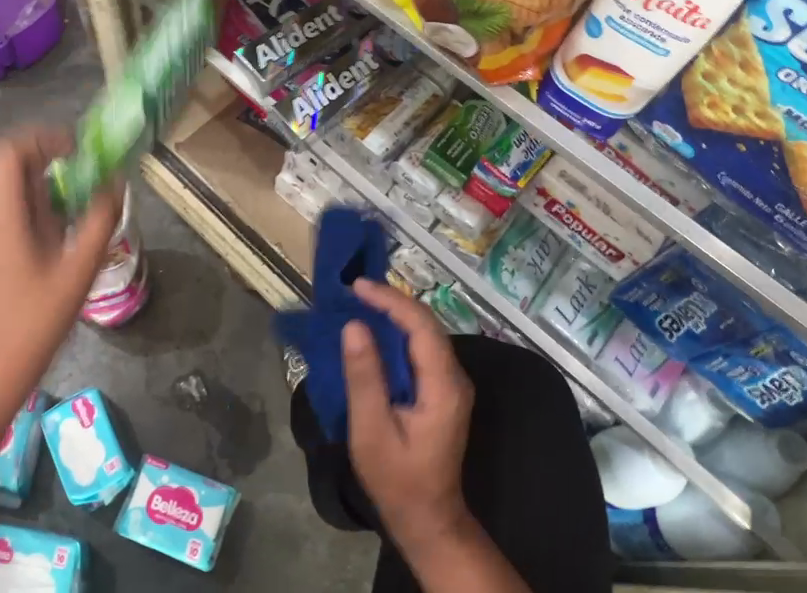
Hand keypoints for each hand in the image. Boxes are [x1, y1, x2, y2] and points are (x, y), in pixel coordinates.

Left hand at [0, 126, 122, 395]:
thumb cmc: (36, 319)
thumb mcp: (79, 270)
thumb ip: (100, 220)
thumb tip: (117, 182)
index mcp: (0, 216)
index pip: (7, 152)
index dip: (41, 139)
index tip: (76, 149)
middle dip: (36, 149)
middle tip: (72, 159)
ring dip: (30, 169)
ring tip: (69, 183)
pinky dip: (24, 191)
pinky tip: (54, 214)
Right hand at [342, 278, 475, 550]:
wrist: (427, 518)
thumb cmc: (397, 480)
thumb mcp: (372, 431)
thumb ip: (365, 377)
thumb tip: (354, 326)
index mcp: (444, 386)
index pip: (420, 326)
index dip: (390, 300)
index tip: (357, 287)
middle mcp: (454, 378)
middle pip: (426, 324)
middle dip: (390, 302)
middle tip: (352, 291)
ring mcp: (450, 384)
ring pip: (424, 334)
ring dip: (393, 315)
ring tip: (358, 304)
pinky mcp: (441, 390)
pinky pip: (420, 349)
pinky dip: (396, 334)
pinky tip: (373, 333)